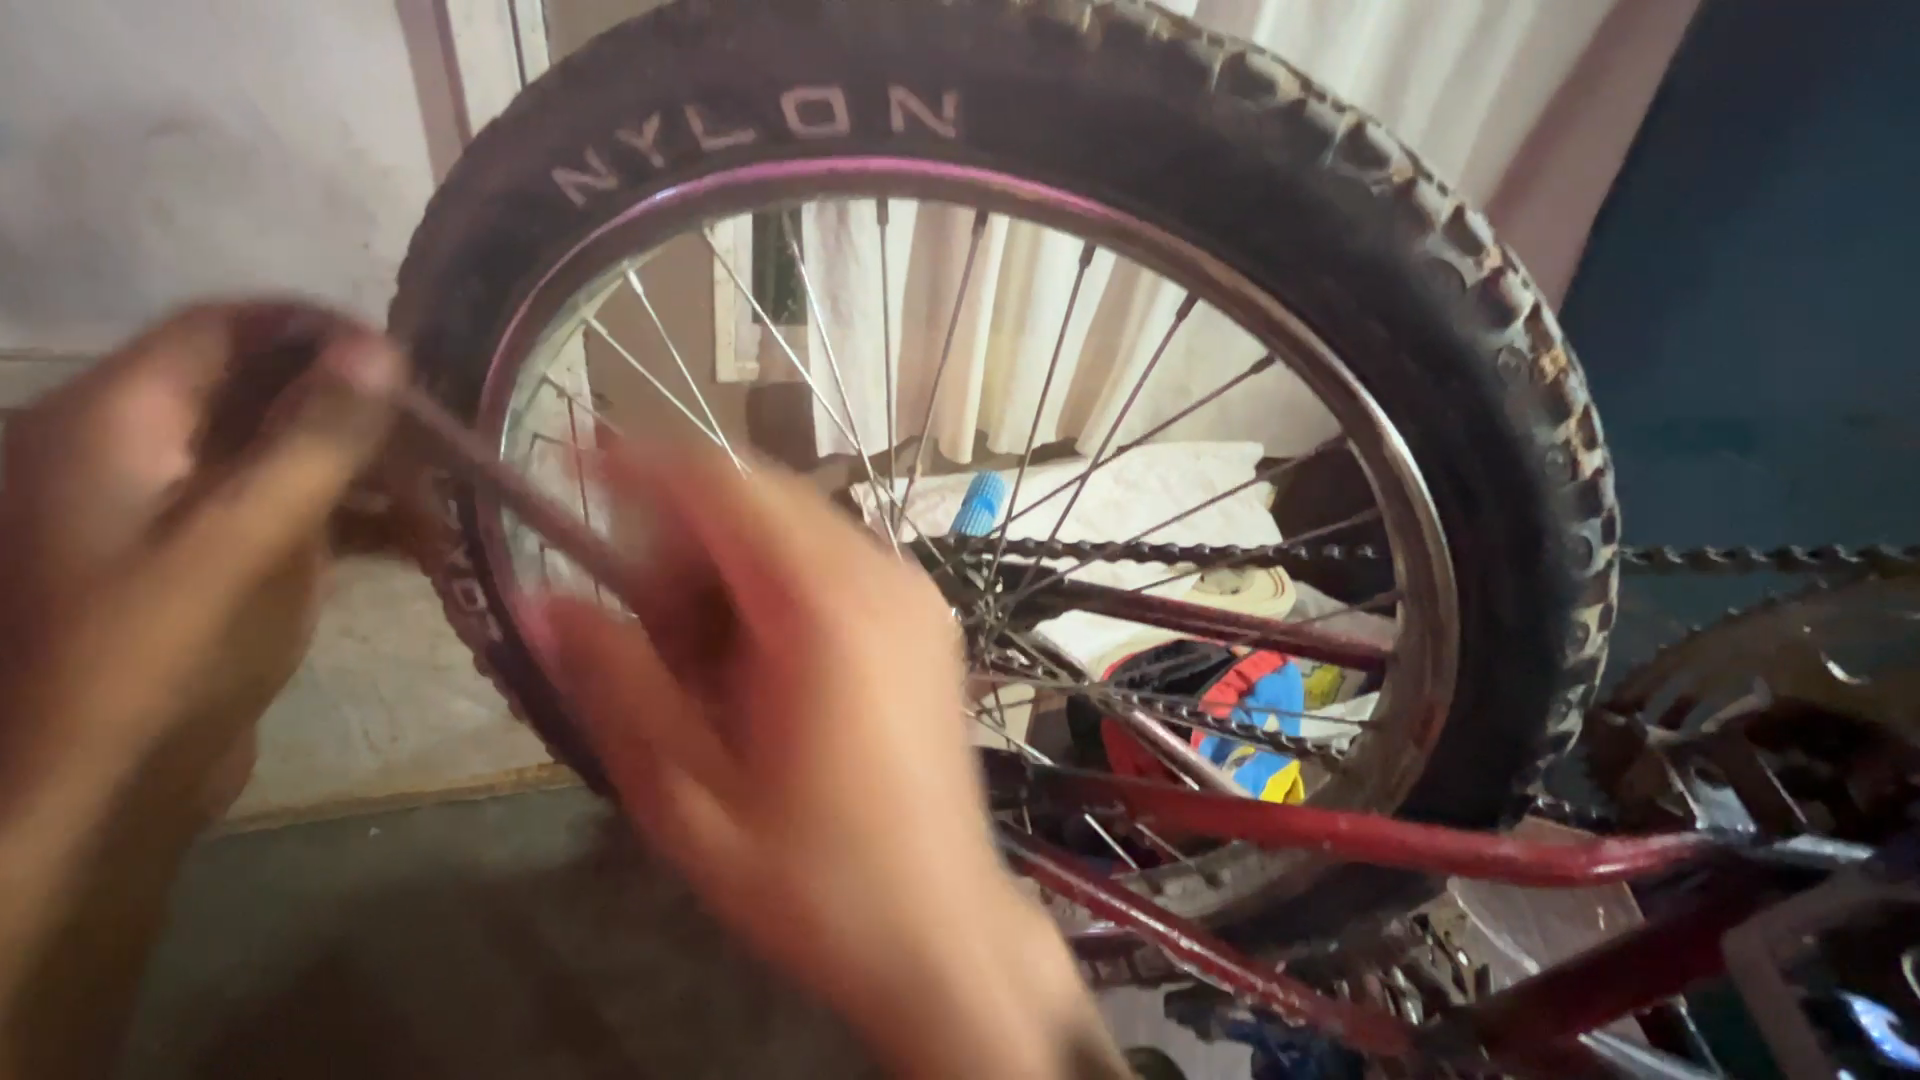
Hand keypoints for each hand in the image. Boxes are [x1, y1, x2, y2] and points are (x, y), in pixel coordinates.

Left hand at [0, 302, 405, 1077]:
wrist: (105, 786)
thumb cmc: (164, 652)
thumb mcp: (252, 535)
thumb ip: (317, 437)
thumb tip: (381, 347)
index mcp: (113, 422)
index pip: (222, 329)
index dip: (316, 331)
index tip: (409, 360)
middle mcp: (133, 449)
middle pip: (258, 388)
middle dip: (356, 406)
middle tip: (443, 434)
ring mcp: (169, 507)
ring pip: (281, 451)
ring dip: (366, 465)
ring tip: (447, 492)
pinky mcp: (206, 558)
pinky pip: (286, 508)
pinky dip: (352, 515)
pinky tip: (420, 541)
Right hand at [531, 448, 1122, 1078]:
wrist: (939, 927)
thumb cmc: (813, 878)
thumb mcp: (688, 796)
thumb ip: (615, 682)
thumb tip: (543, 599)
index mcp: (825, 607)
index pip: (724, 484)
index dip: (641, 463)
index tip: (574, 466)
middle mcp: (883, 576)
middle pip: (761, 499)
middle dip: (682, 535)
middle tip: (641, 622)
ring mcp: (915, 594)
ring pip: (798, 529)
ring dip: (729, 564)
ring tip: (700, 661)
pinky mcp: (925, 622)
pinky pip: (836, 564)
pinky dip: (779, 585)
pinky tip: (760, 664)